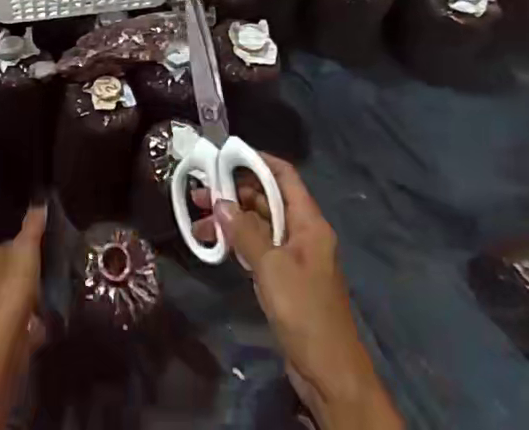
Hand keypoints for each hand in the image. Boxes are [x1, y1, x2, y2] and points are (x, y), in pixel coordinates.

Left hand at [0, 202, 48, 366]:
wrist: (8, 335)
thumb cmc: (13, 284)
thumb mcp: (26, 246)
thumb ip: (33, 225)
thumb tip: (40, 201)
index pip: (2, 244)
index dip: (15, 240)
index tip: (36, 235)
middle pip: (11, 268)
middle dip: (26, 265)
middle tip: (52, 254)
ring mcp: (3, 306)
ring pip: (21, 291)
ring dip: (34, 288)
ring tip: (59, 277)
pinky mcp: (16, 327)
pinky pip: (31, 314)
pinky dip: (41, 311)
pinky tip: (57, 305)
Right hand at [192, 155, 401, 429]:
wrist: (330, 372)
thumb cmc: (305, 311)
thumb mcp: (271, 268)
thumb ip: (245, 233)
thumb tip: (220, 202)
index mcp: (309, 222)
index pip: (285, 176)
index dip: (259, 161)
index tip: (227, 155)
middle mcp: (304, 233)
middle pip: (269, 199)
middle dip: (236, 193)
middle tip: (201, 193)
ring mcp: (295, 257)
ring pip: (261, 225)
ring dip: (233, 220)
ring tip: (198, 221)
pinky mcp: (286, 280)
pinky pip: (260, 249)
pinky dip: (239, 244)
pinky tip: (215, 246)